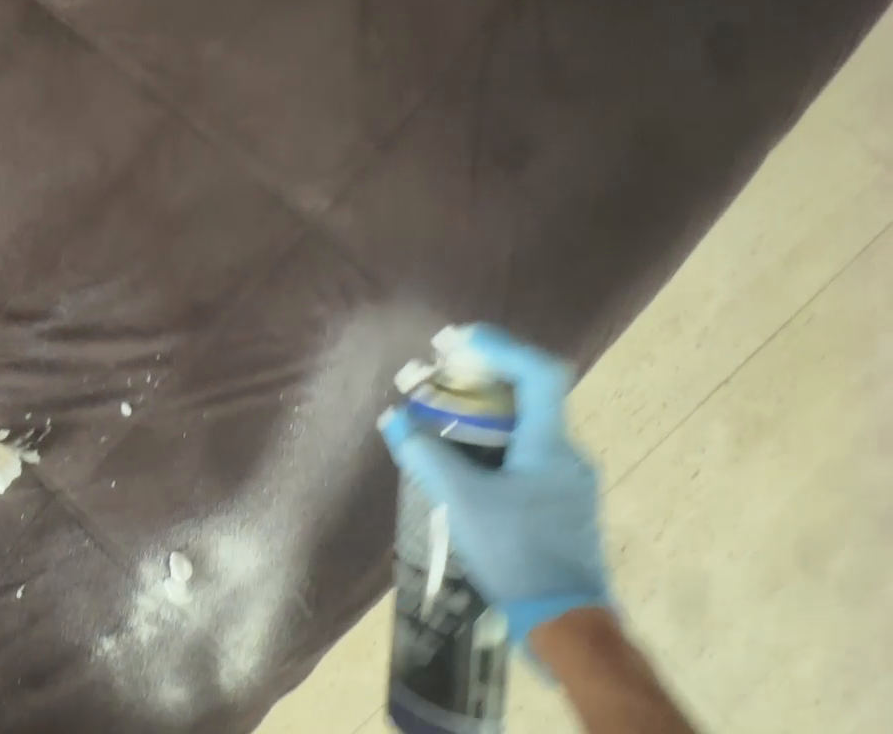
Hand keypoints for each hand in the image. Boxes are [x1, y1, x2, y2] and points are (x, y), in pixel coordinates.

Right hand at [377, 324, 609, 647]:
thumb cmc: (515, 550)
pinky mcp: (560, 502)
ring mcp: (567, 480)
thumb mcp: (459, 499)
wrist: (565, 621)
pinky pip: (523, 452)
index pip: (539, 375)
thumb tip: (392, 418)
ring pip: (524, 426)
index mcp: (550, 446)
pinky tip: (460, 459)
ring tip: (439, 415)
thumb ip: (425, 454)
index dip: (503, 347)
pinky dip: (491, 440)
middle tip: (437, 374)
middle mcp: (567, 455)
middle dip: (482, 378)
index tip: (461, 338)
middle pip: (529, 397)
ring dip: (483, 411)